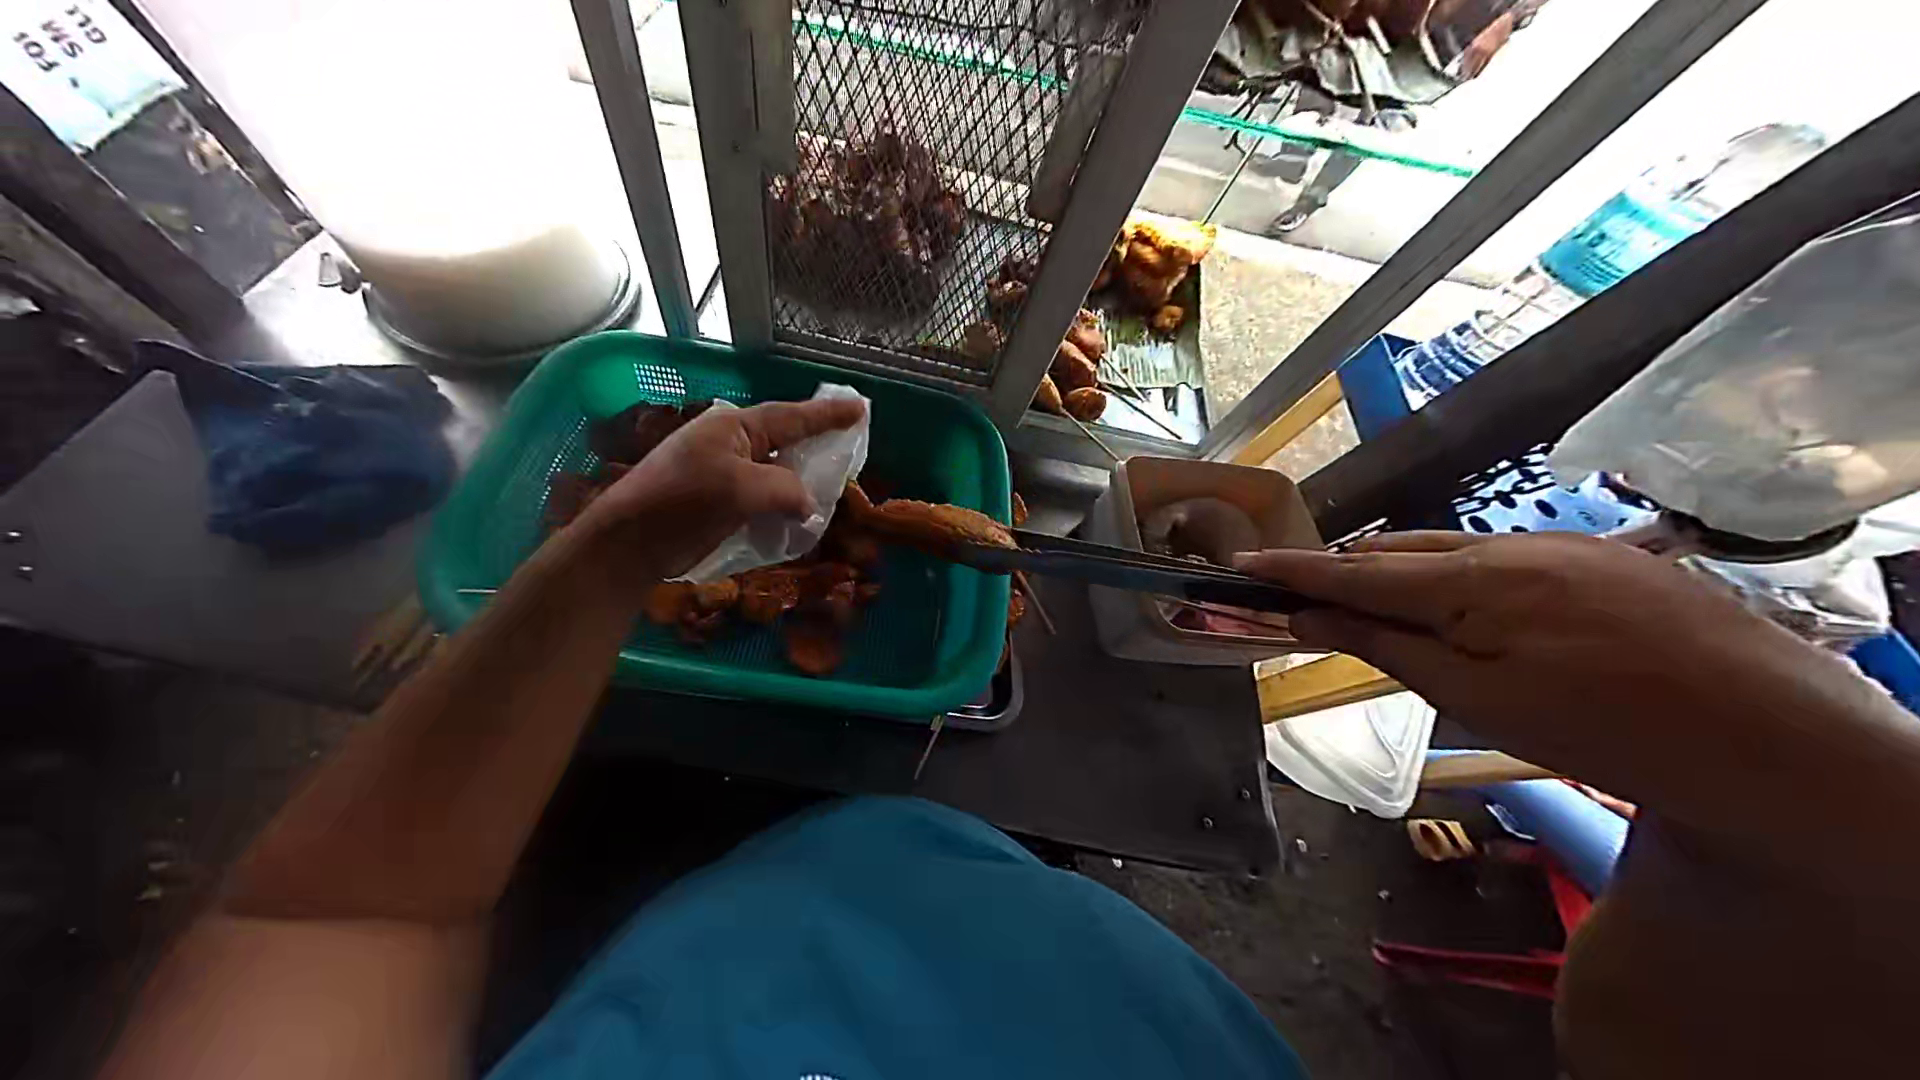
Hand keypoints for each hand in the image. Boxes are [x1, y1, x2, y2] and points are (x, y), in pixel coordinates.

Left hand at [567, 396, 865, 587]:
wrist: (628, 542)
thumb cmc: (682, 502)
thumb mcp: (741, 489)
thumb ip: (786, 490)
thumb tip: (809, 505)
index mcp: (735, 427)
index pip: (792, 417)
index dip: (828, 414)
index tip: (860, 408)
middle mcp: (731, 444)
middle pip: (785, 441)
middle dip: (817, 447)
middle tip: (848, 451)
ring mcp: (723, 473)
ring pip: (776, 472)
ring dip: (801, 482)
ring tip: (830, 490)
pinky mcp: (719, 502)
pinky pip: (763, 497)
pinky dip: (782, 505)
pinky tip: (797, 519)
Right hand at [1235, 532, 1917, 852]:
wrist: (1791, 750)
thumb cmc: (1606, 732)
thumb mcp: (1474, 697)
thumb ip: (1384, 646)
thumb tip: (1310, 617)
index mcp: (1476, 579)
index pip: (1357, 568)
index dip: (1294, 568)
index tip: (1243, 563)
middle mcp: (1514, 545)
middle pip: (1400, 551)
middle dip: (1349, 573)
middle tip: (1315, 604)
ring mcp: (1565, 546)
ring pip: (1451, 551)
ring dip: (1406, 577)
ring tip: (1391, 616)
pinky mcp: (1604, 558)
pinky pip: (1502, 557)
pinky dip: (1461, 580)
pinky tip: (1476, 615)